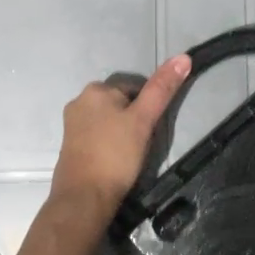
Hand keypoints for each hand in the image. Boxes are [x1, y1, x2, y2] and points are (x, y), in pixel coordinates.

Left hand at [53, 54, 190, 213]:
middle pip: (121, 104)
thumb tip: (184, 57)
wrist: (84, 198)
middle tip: (142, 145)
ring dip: (123, 132)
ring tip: (129, 155)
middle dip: (134, 120)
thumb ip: (162, 89)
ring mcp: (71, 124)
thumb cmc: (116, 156)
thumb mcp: (144, 120)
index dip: (148, 109)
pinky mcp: (70, 144)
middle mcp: (79, 101)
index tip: (151, 130)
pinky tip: (115, 161)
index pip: (135, 89)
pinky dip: (109, 144)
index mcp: (95, 89)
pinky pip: (98, 135)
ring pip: (110, 120)